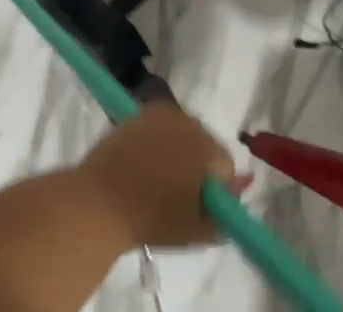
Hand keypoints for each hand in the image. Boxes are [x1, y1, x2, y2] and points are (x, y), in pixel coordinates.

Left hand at [75, 103, 244, 248]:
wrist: (99, 203)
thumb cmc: (153, 219)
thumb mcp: (199, 228)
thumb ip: (227, 209)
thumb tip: (243, 184)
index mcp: (206, 146)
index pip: (225, 167)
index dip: (216, 190)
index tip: (200, 207)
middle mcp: (185, 121)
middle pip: (204, 144)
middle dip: (199, 166)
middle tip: (180, 195)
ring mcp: (156, 114)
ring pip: (181, 134)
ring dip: (178, 152)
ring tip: (159, 181)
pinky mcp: (133, 115)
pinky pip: (157, 129)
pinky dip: (156, 143)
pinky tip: (142, 165)